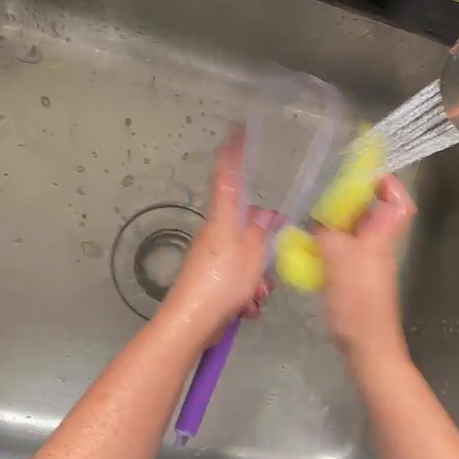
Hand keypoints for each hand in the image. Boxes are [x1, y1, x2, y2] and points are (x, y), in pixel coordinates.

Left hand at [160, 133, 271, 343]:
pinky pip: (235, 283)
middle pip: (244, 231)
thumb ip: (261, 233)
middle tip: (267, 272)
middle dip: (262, 252)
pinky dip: (244, 296)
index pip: (227, 181)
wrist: (192, 323)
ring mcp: (209, 260)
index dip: (233, 158)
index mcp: (222, 221)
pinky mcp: (208, 284)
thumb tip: (267, 214)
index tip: (237, 135)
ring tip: (255, 298)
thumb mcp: (252, 256)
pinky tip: (245, 311)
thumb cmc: (222, 283)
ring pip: (244, 262)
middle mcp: (214, 236)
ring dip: (255, 280)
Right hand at [315, 174, 415, 361]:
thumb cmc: (358, 303)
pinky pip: (341, 257)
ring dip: (332, 230)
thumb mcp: (338, 259)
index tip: (362, 177)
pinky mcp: (354, 284)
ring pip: (353, 237)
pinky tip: (308, 257)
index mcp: (382, 237)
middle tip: (321, 206)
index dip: (387, 185)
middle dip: (347, 206)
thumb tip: (318, 223)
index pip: (398, 202)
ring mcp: (366, 267)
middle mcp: (378, 249)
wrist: (367, 347)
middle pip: (370, 216)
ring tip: (309, 230)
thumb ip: (328, 233)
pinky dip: (326, 252)